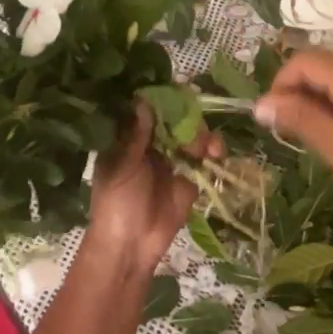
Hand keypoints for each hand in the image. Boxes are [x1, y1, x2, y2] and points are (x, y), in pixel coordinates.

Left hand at [86, 103, 223, 272]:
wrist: (130, 246)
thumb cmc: (116, 202)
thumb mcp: (122, 165)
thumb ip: (136, 135)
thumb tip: (144, 99)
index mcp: (128, 138)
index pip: (147, 109)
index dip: (163, 98)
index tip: (180, 87)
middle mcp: (151, 145)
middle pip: (174, 119)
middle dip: (188, 116)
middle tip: (195, 121)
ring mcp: (172, 161)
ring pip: (192, 136)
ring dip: (202, 134)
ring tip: (205, 144)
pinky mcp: (189, 179)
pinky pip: (205, 159)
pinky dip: (213, 152)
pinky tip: (216, 153)